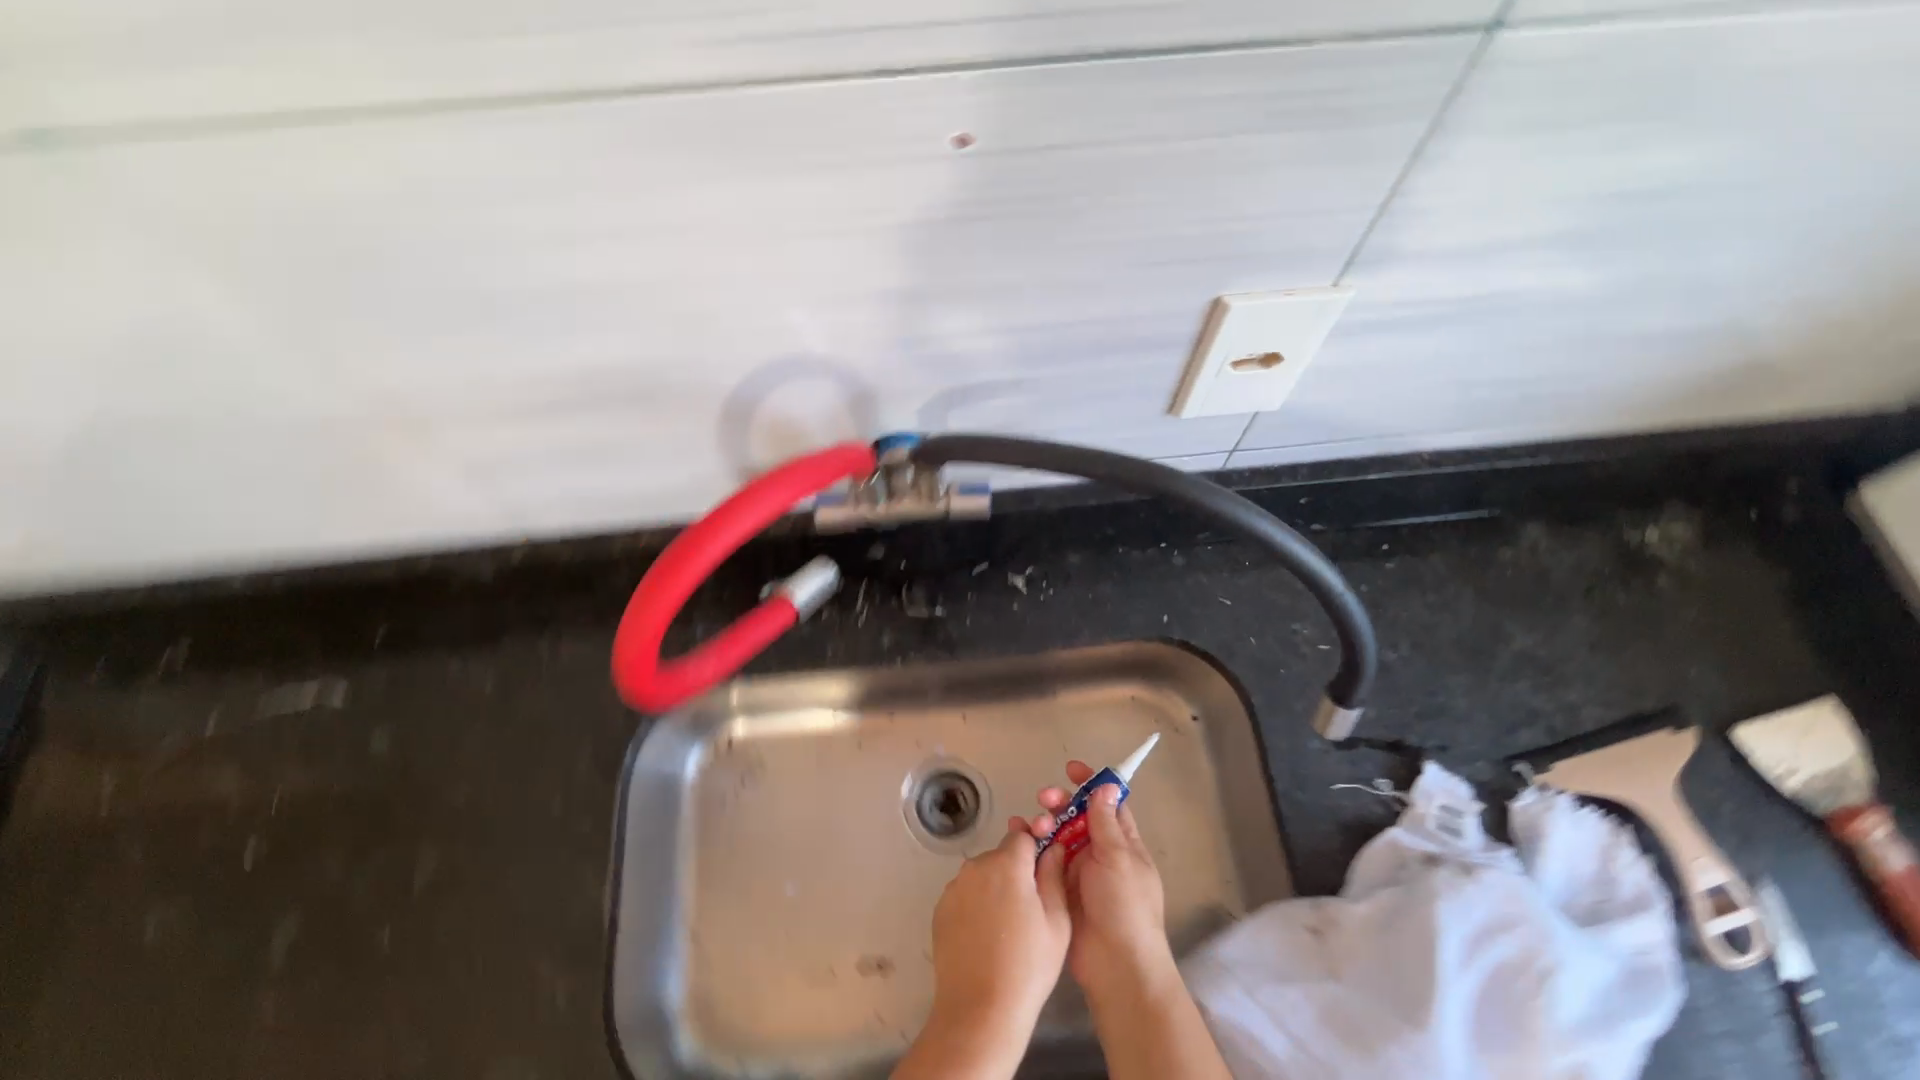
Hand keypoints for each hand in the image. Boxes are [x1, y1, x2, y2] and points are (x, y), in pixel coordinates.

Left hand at [894, 818, 1069, 1078]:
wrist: (980, 1008)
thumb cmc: (1029, 965)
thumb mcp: (1057, 922)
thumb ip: (1054, 876)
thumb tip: (1052, 848)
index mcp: (1007, 864)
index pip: (1022, 836)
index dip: (1034, 849)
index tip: (1043, 871)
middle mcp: (975, 867)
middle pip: (1000, 855)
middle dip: (1015, 871)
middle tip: (1029, 908)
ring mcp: (953, 888)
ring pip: (981, 876)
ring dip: (994, 888)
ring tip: (1006, 927)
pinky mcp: (939, 910)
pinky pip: (965, 895)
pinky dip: (975, 906)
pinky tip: (985, 936)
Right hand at [1032, 762, 1175, 1002]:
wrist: (1115, 964)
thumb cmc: (1125, 906)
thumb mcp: (1118, 859)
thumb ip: (1106, 822)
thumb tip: (1106, 785)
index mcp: (1123, 843)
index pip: (1107, 803)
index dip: (1091, 784)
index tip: (1071, 769)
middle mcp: (1100, 853)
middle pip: (1076, 817)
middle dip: (1060, 803)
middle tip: (1044, 799)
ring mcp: (1077, 872)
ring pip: (1056, 836)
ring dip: (1043, 823)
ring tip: (1031, 824)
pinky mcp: (1057, 889)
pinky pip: (1042, 860)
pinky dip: (1030, 846)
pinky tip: (1016, 837)